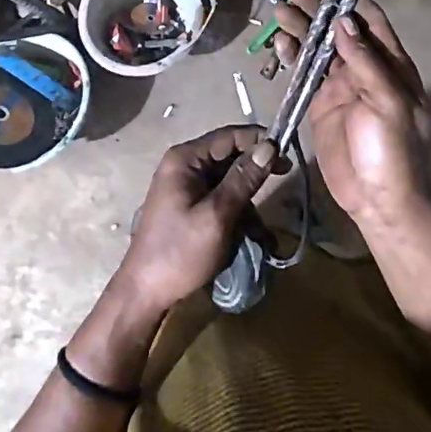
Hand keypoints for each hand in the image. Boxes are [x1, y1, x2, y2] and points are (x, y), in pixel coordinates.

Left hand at [115, 125, 276, 313]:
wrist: (144, 296)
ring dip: (248, 199)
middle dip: (256, 173)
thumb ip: (244, 179)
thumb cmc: (179, 253)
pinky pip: (221, 197)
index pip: (230, 136)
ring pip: (229, 179)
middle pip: (230, 156)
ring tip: (264, 229)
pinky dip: (237, 212)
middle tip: (284, 178)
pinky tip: (252, 235)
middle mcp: (185, 165)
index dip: (259, 141)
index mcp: (185, 159)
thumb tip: (270, 146)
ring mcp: (186, 186)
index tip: (286, 154)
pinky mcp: (190, 205)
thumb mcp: (217, 215)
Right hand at [273, 0, 430, 232]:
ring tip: (281, 9)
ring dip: (302, 29)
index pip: (371, 22)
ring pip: (320, 49)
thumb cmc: (394, 150)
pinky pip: (307, 74)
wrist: (379, 201)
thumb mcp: (388, 103)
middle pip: (340, 31)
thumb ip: (366, 62)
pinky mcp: (322, 104)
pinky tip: (281, 43)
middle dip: (319, 9)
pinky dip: (294, 57)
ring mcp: (343, 87)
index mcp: (392, 65)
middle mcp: (366, 70)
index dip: (352, 0)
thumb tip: (344, 22)